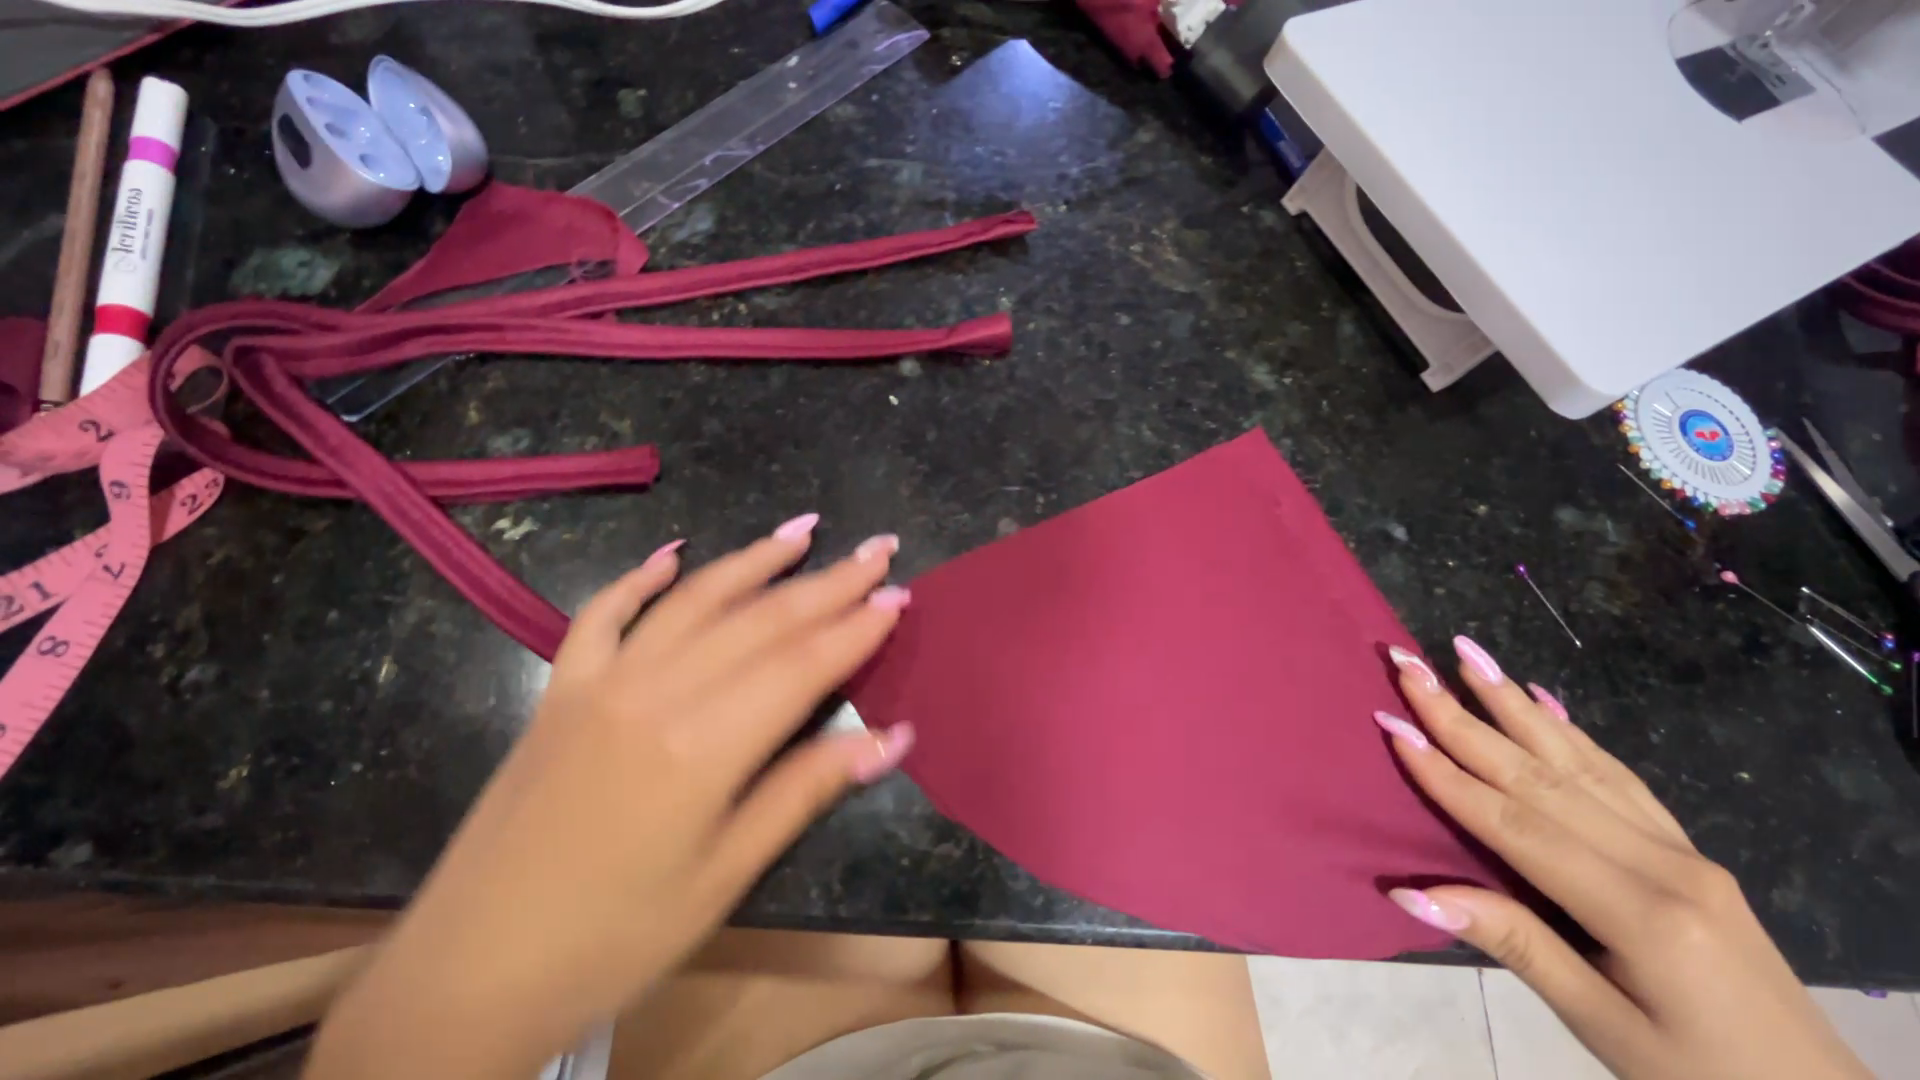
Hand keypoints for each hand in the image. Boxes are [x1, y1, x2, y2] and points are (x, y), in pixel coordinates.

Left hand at [307, 516, 915, 1079]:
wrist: (471, 970)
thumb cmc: (617, 937)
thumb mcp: (727, 875)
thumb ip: (806, 790)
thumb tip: (893, 736)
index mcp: (703, 744)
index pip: (802, 665)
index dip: (857, 628)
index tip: (903, 596)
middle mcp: (655, 691)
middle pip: (758, 620)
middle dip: (827, 583)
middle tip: (880, 549)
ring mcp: (600, 682)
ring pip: (692, 601)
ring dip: (752, 560)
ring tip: (803, 530)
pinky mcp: (560, 691)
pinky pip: (603, 615)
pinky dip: (641, 578)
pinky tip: (673, 554)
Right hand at [1377, 637, 1867, 1079]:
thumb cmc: (1697, 1076)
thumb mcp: (1601, 1026)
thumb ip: (1514, 946)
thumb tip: (1412, 891)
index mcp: (1639, 909)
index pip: (1517, 825)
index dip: (1447, 775)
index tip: (1392, 722)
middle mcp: (1662, 862)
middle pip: (1541, 777)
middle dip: (1465, 717)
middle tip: (1411, 665)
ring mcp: (1682, 851)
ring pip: (1579, 763)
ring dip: (1514, 704)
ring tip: (1468, 656)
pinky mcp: (1690, 855)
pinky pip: (1621, 779)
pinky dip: (1574, 735)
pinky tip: (1545, 704)